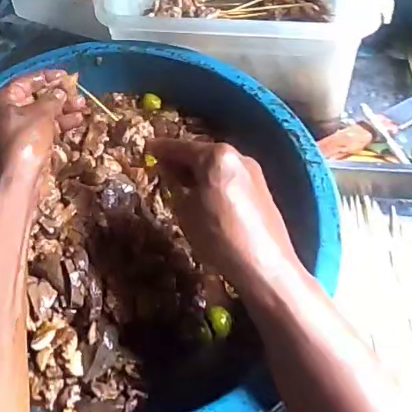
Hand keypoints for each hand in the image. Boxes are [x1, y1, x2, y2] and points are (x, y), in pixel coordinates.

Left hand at [0, 69, 84, 175]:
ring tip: (82, 108)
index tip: (66, 75)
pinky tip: (77, 121)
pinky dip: (60, 124)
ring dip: (63, 110)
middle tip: (78, 94)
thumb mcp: (42, 113)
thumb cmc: (26, 141)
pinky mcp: (28, 145)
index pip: (27, 80)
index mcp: (4, 100)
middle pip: (36, 97)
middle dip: (59, 95)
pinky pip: (46, 128)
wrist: (18, 181)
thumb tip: (61, 92)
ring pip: (43, 113)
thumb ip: (53, 99)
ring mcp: (18, 130)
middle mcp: (8, 112)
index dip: (47, 76)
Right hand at [148, 138, 297, 291]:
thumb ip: (175, 185)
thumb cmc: (218, 235)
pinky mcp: (262, 188)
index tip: (146, 148)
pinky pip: (230, 177)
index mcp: (216, 156)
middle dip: (181, 160)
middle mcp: (237, 155)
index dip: (160, 149)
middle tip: (162, 169)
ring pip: (217, 165)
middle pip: (202, 152)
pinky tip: (206, 196)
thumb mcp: (185, 210)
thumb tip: (170, 172)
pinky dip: (215, 180)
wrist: (265, 265)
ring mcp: (253, 171)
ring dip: (199, 171)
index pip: (181, 146)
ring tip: (182, 184)